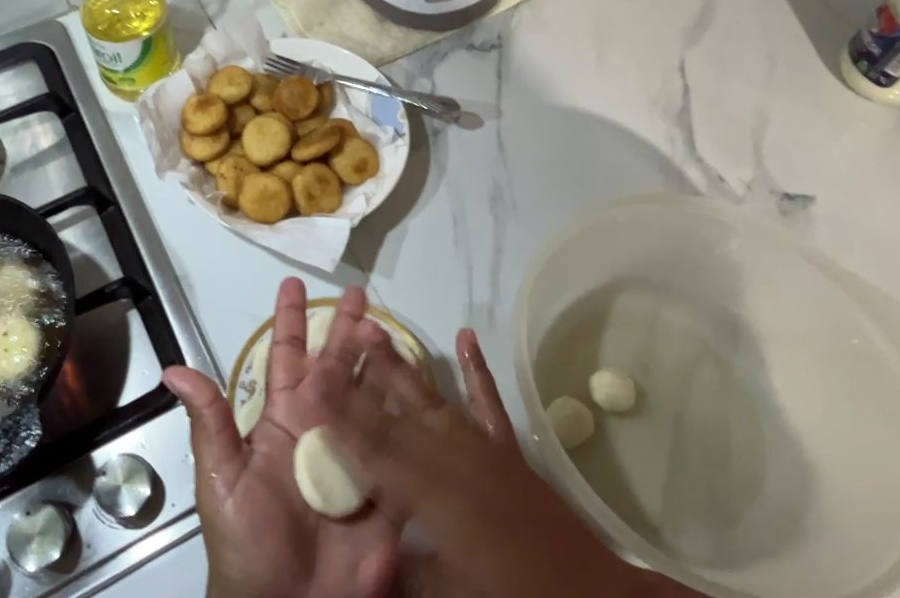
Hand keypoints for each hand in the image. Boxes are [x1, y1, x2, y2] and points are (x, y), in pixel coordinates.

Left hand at [163, 280, 400, 597]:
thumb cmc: (246, 544)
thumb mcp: (222, 479)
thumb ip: (210, 422)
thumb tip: (174, 370)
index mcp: (283, 421)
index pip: (286, 358)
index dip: (290, 321)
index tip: (294, 285)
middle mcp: (323, 427)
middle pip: (338, 365)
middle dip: (347, 328)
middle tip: (361, 292)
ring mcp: (357, 453)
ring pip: (373, 392)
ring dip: (381, 357)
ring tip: (389, 322)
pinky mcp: (388, 485)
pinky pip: (403, 441)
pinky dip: (413, 410)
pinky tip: (424, 381)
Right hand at [325, 326, 699, 597]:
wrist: (589, 594)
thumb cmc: (513, 597)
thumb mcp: (449, 595)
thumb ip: (402, 571)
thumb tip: (362, 549)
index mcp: (432, 498)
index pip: (373, 449)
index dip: (338, 415)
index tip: (310, 381)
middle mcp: (453, 462)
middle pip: (394, 415)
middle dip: (357, 380)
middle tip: (327, 341)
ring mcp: (483, 450)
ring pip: (432, 399)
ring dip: (399, 365)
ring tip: (372, 328)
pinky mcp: (509, 451)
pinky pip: (488, 403)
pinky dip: (476, 370)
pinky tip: (465, 337)